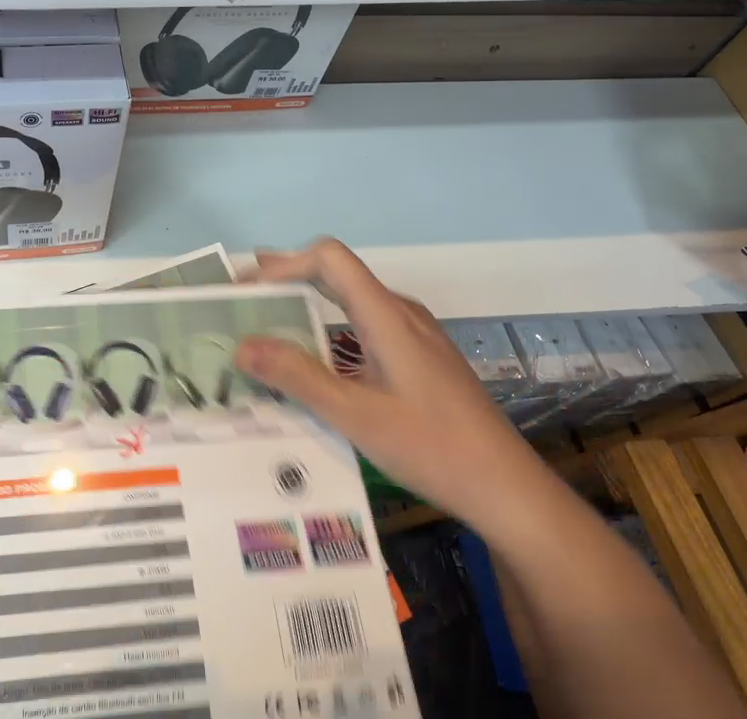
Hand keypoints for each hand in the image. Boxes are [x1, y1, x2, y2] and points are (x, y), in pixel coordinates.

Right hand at [239, 239, 555, 527]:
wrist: (505, 487)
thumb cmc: (431, 447)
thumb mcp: (356, 415)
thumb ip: (298, 377)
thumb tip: (243, 345)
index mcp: (387, 316)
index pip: (329, 259)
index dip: (283, 265)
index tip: (246, 291)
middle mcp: (401, 314)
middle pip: (338, 275)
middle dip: (286, 279)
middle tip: (240, 297)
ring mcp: (415, 337)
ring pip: (351, 304)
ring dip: (306, 307)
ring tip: (265, 327)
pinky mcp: (420, 360)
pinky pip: (365, 328)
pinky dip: (329, 332)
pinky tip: (313, 365)